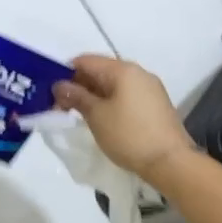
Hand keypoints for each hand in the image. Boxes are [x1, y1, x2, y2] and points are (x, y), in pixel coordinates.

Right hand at [52, 54, 196, 177]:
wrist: (170, 162)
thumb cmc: (129, 135)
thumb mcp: (96, 115)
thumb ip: (76, 96)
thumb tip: (59, 85)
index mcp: (123, 70)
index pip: (85, 60)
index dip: (64, 73)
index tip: (51, 93)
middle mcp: (138, 73)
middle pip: (100, 71)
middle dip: (78, 86)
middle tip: (61, 108)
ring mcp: (149, 89)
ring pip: (113, 85)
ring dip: (93, 96)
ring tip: (79, 116)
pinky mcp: (155, 104)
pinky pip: (125, 95)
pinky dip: (109, 103)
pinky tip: (101, 119)